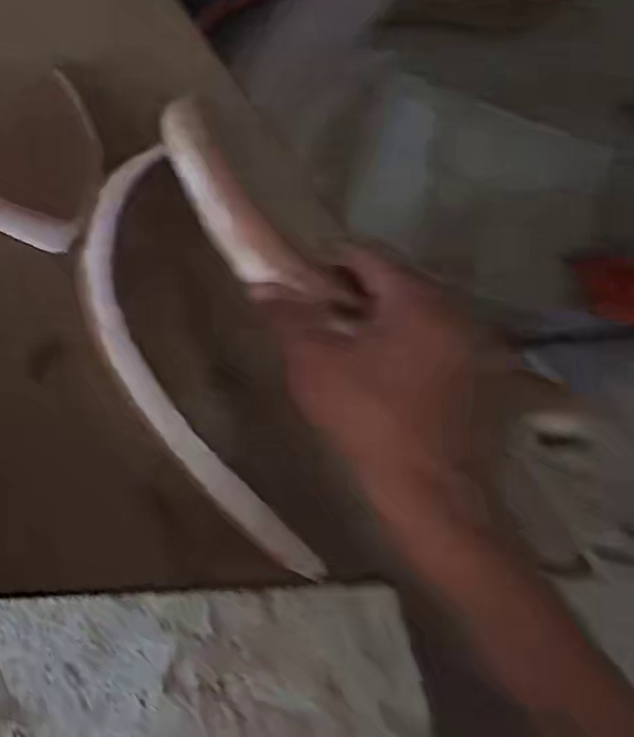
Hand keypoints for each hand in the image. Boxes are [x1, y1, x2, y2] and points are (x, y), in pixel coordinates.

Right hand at [252, 245, 488, 517]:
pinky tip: (364, 357)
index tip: (290, 273)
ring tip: (330, 330)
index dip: (323, 259)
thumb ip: (285, 314)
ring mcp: (474, 347)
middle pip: (395, 282)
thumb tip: (261, 284)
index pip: (368, 257)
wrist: (424, 480)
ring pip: (412, 311)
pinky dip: (394, 334)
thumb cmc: (362, 409)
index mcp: (419, 305)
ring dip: (370, 312)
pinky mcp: (476, 375)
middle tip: (305, 303)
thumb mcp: (309, 356)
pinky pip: (428, 335)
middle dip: (346, 287)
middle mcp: (458, 317)